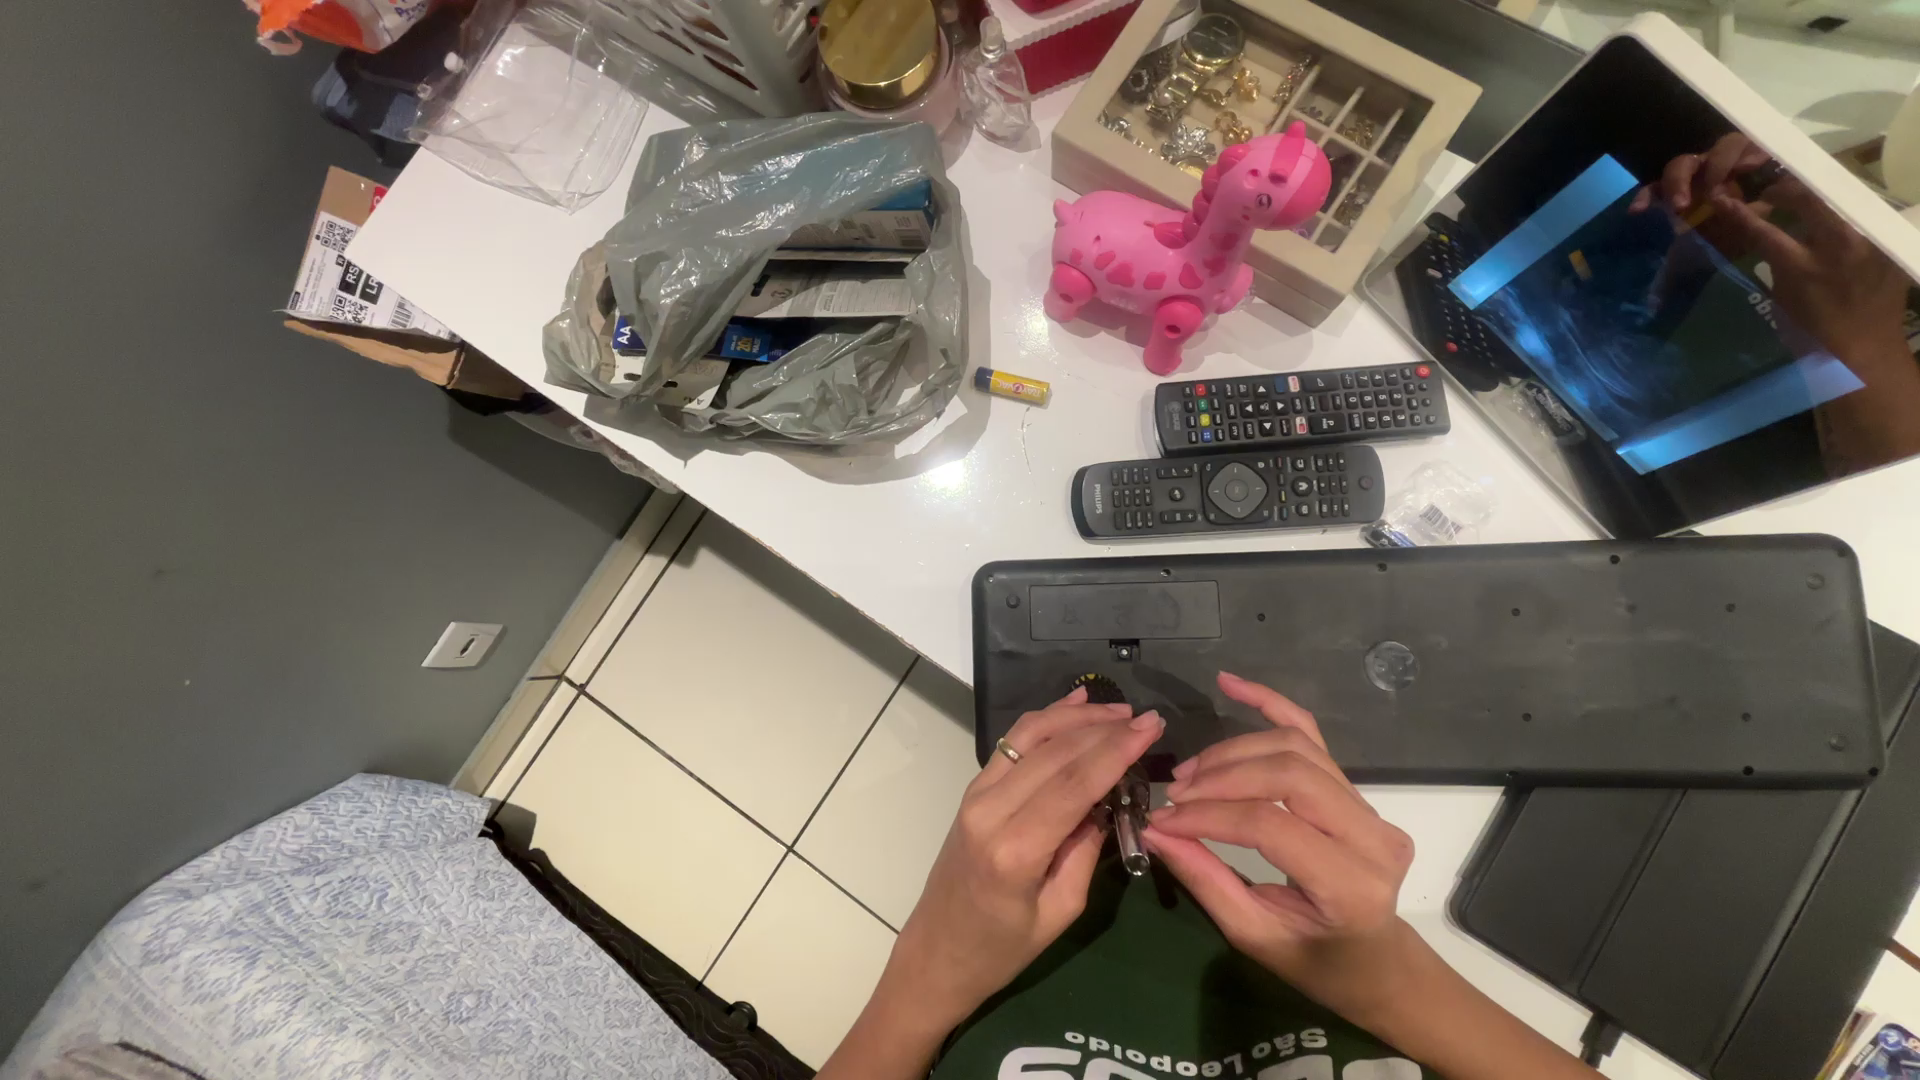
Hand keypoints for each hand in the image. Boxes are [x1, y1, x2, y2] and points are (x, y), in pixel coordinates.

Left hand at [882, 686, 1165, 1029]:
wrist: (937, 951)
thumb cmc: (1001, 948)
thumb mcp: (1060, 912)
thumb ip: (1086, 850)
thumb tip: (1110, 798)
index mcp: (1015, 850)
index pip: (1074, 784)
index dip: (1115, 750)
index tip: (1151, 728)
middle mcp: (990, 809)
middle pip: (1055, 753)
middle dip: (1104, 729)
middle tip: (1146, 719)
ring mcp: (976, 793)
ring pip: (1030, 735)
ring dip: (1076, 717)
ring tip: (1119, 711)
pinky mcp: (973, 787)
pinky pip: (1013, 743)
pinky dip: (1045, 719)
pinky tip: (1074, 706)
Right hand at [1143, 671, 1417, 1026]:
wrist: (1378, 962)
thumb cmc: (1317, 961)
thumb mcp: (1254, 935)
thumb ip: (1205, 878)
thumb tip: (1154, 829)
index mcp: (1350, 883)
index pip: (1269, 824)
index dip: (1208, 815)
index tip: (1163, 819)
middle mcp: (1369, 834)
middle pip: (1285, 773)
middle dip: (1220, 776)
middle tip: (1176, 793)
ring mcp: (1367, 805)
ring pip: (1293, 746)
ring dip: (1232, 750)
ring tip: (1191, 772)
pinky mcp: (1353, 787)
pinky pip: (1309, 732)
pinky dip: (1269, 702)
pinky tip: (1230, 684)